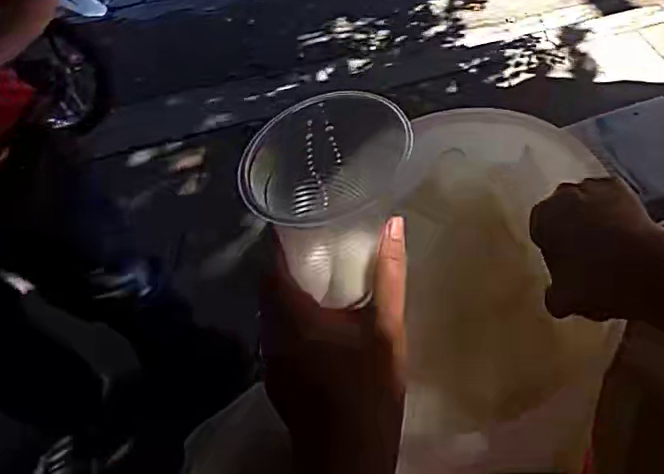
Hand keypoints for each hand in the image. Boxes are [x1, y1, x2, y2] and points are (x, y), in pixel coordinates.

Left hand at [260, 217, 406, 473]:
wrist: (351, 448)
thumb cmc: (371, 381)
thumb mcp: (388, 323)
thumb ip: (389, 273)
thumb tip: (393, 224)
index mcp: (295, 321)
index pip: (272, 272)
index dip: (279, 242)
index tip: (297, 215)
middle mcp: (274, 339)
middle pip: (270, 290)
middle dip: (289, 260)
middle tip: (319, 231)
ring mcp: (273, 362)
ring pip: (274, 312)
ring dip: (292, 286)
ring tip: (325, 261)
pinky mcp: (280, 376)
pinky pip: (281, 329)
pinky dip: (296, 308)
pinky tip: (324, 305)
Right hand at [530, 177, 663, 321]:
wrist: (641, 265)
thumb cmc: (594, 281)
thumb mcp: (560, 300)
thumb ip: (551, 291)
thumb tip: (554, 291)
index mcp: (544, 217)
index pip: (540, 227)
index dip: (550, 245)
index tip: (562, 261)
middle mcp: (566, 193)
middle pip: (562, 208)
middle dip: (569, 225)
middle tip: (583, 253)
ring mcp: (595, 185)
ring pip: (586, 199)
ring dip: (591, 214)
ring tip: (607, 243)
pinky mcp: (622, 185)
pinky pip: (610, 196)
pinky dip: (613, 208)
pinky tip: (622, 230)